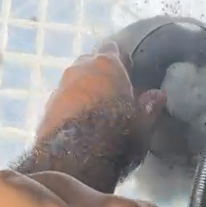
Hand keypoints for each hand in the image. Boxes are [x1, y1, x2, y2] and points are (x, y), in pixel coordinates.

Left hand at [14, 43, 163, 190]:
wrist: (73, 158)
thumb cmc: (117, 135)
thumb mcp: (143, 125)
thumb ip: (150, 107)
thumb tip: (158, 94)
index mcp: (106, 64)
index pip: (112, 49)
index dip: (120, 60)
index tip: (127, 73)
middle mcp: (80, 68)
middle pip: (90, 62)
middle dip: (100, 74)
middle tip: (111, 94)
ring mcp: (60, 86)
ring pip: (75, 80)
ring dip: (84, 90)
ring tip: (94, 111)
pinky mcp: (47, 106)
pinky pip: (63, 99)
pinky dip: (71, 106)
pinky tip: (78, 124)